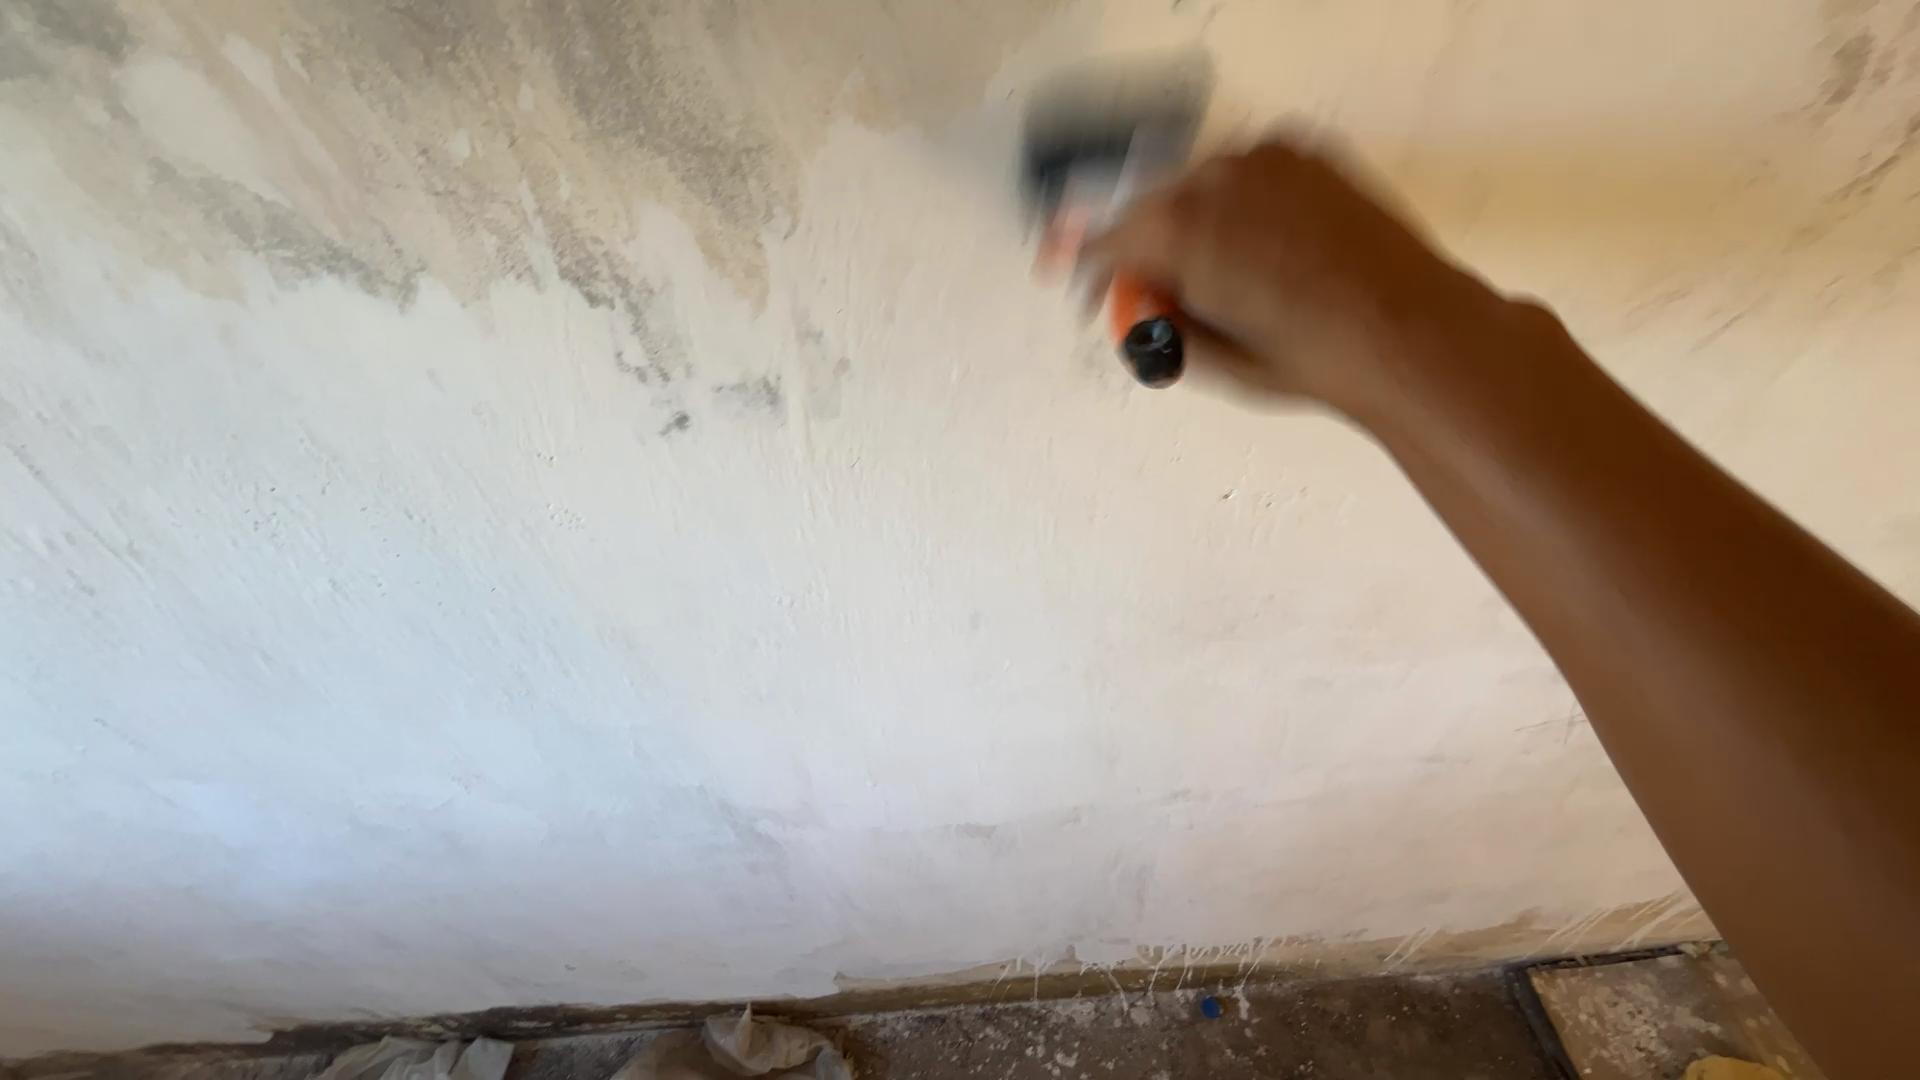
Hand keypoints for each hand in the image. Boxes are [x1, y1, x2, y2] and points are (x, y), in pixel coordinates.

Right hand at [1084, 135, 1507, 419]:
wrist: (1408, 332)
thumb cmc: (1320, 352)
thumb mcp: (1210, 360)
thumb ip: (1155, 325)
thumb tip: (1135, 310)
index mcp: (1182, 231)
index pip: (1106, 243)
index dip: (1087, 273)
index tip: (1083, 289)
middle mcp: (1218, 180)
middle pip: (1146, 211)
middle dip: (1136, 252)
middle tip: (1141, 292)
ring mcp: (1264, 160)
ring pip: (1191, 188)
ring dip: (1181, 227)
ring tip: (1200, 279)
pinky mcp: (1303, 155)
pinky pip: (1239, 176)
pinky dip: (1228, 206)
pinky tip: (1241, 249)